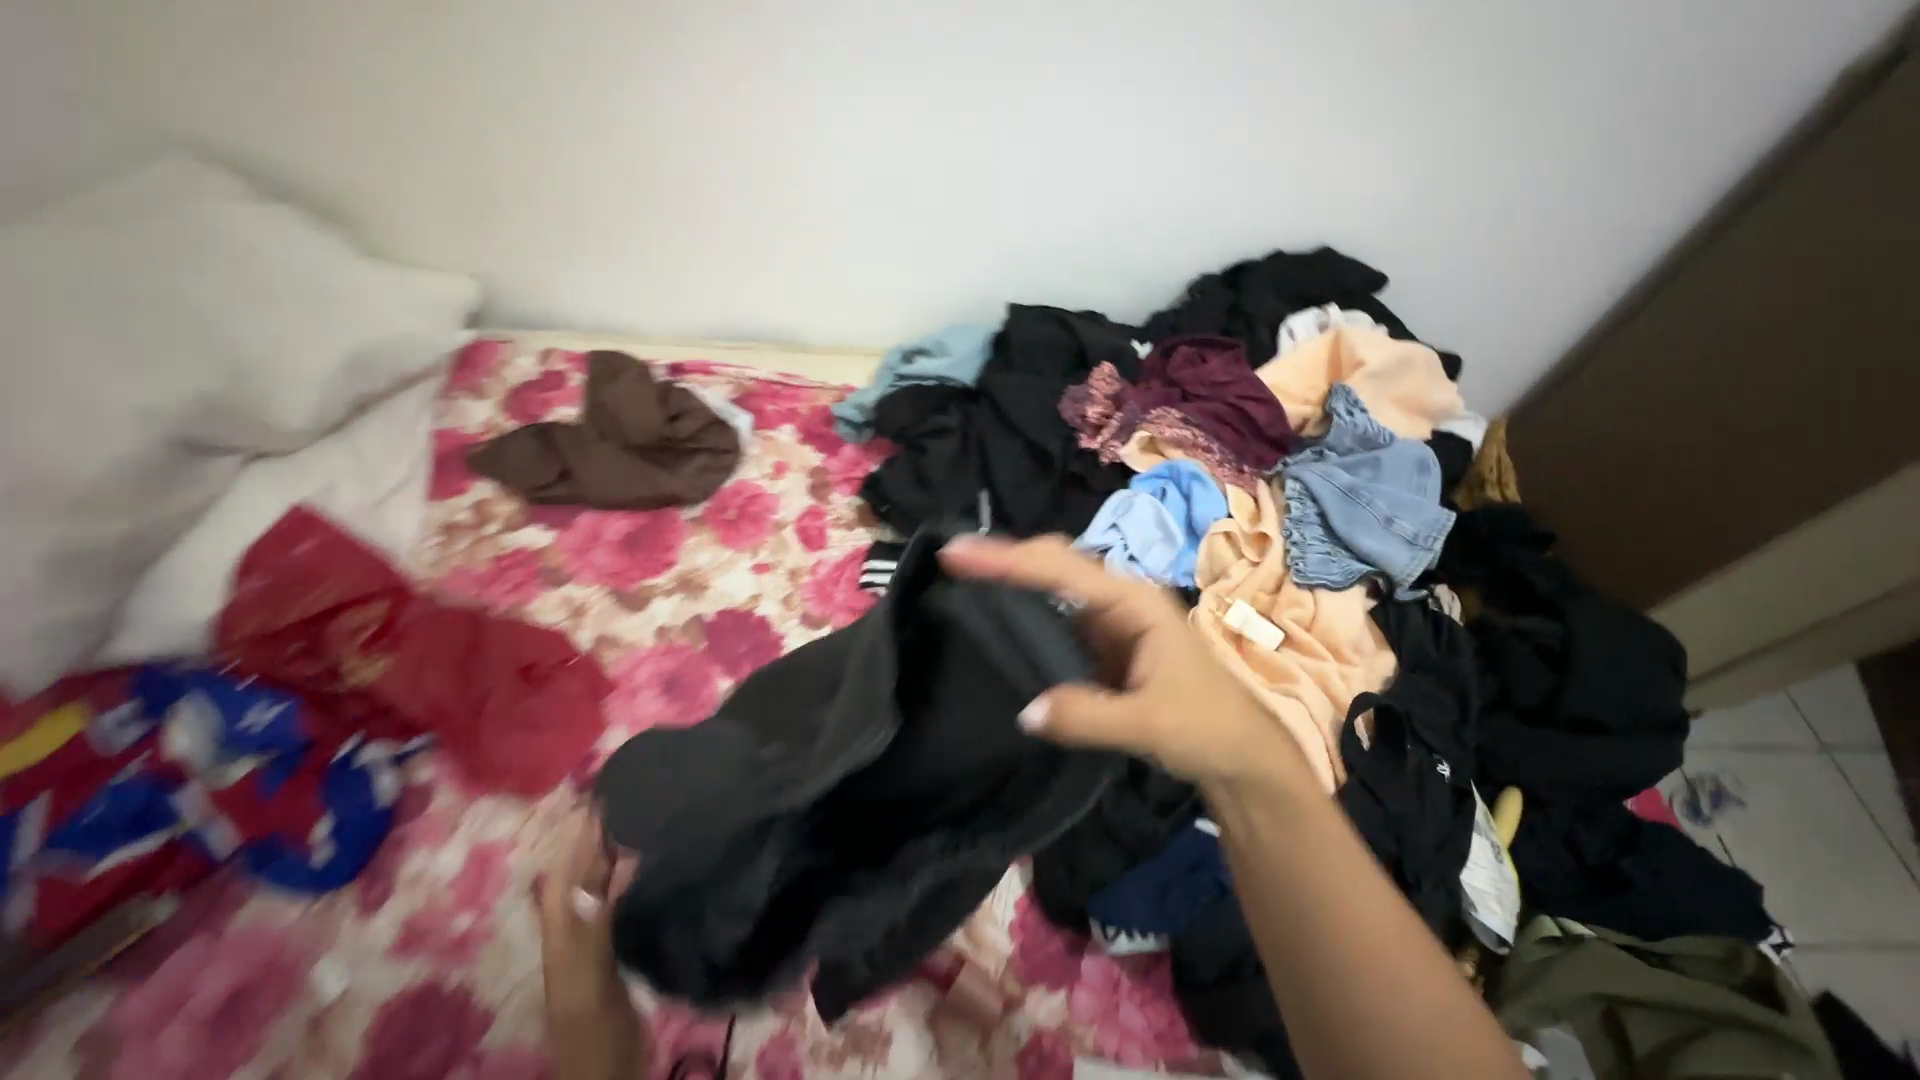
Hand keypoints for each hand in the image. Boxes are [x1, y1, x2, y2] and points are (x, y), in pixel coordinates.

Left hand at [535, 804, 647, 1079]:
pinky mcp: (618, 954)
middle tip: (625, 793)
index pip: (566, 871)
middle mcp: (575, 931)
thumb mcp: (591, 980)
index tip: (603, 793)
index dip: (580, 834)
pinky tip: (652, 866)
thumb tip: (611, 867)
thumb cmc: (596, 1031)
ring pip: (600, 886)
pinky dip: (631, 879)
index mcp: (562, 933)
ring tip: (639, 816)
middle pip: (581, 874)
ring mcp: (595, 944)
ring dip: (614, 852)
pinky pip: (620, 903)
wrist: (607, 1078)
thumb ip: (597, 925)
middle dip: (596, 835)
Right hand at [938, 534, 1309, 787]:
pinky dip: (1025, 613)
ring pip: (1053, 588)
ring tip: (960, 580)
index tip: (957, 552)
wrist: (1241, 755)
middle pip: (1055, 563)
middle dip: (1005, 557)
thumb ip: (1090, 715)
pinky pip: (1056, 620)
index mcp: (1134, 602)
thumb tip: (1027, 710)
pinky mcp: (1105, 647)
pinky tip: (998, 621)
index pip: (1061, 569)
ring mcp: (1112, 622)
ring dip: (1012, 581)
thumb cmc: (1208, 727)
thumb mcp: (1151, 723)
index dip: (1007, 558)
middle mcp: (1121, 600)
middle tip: (951, 560)